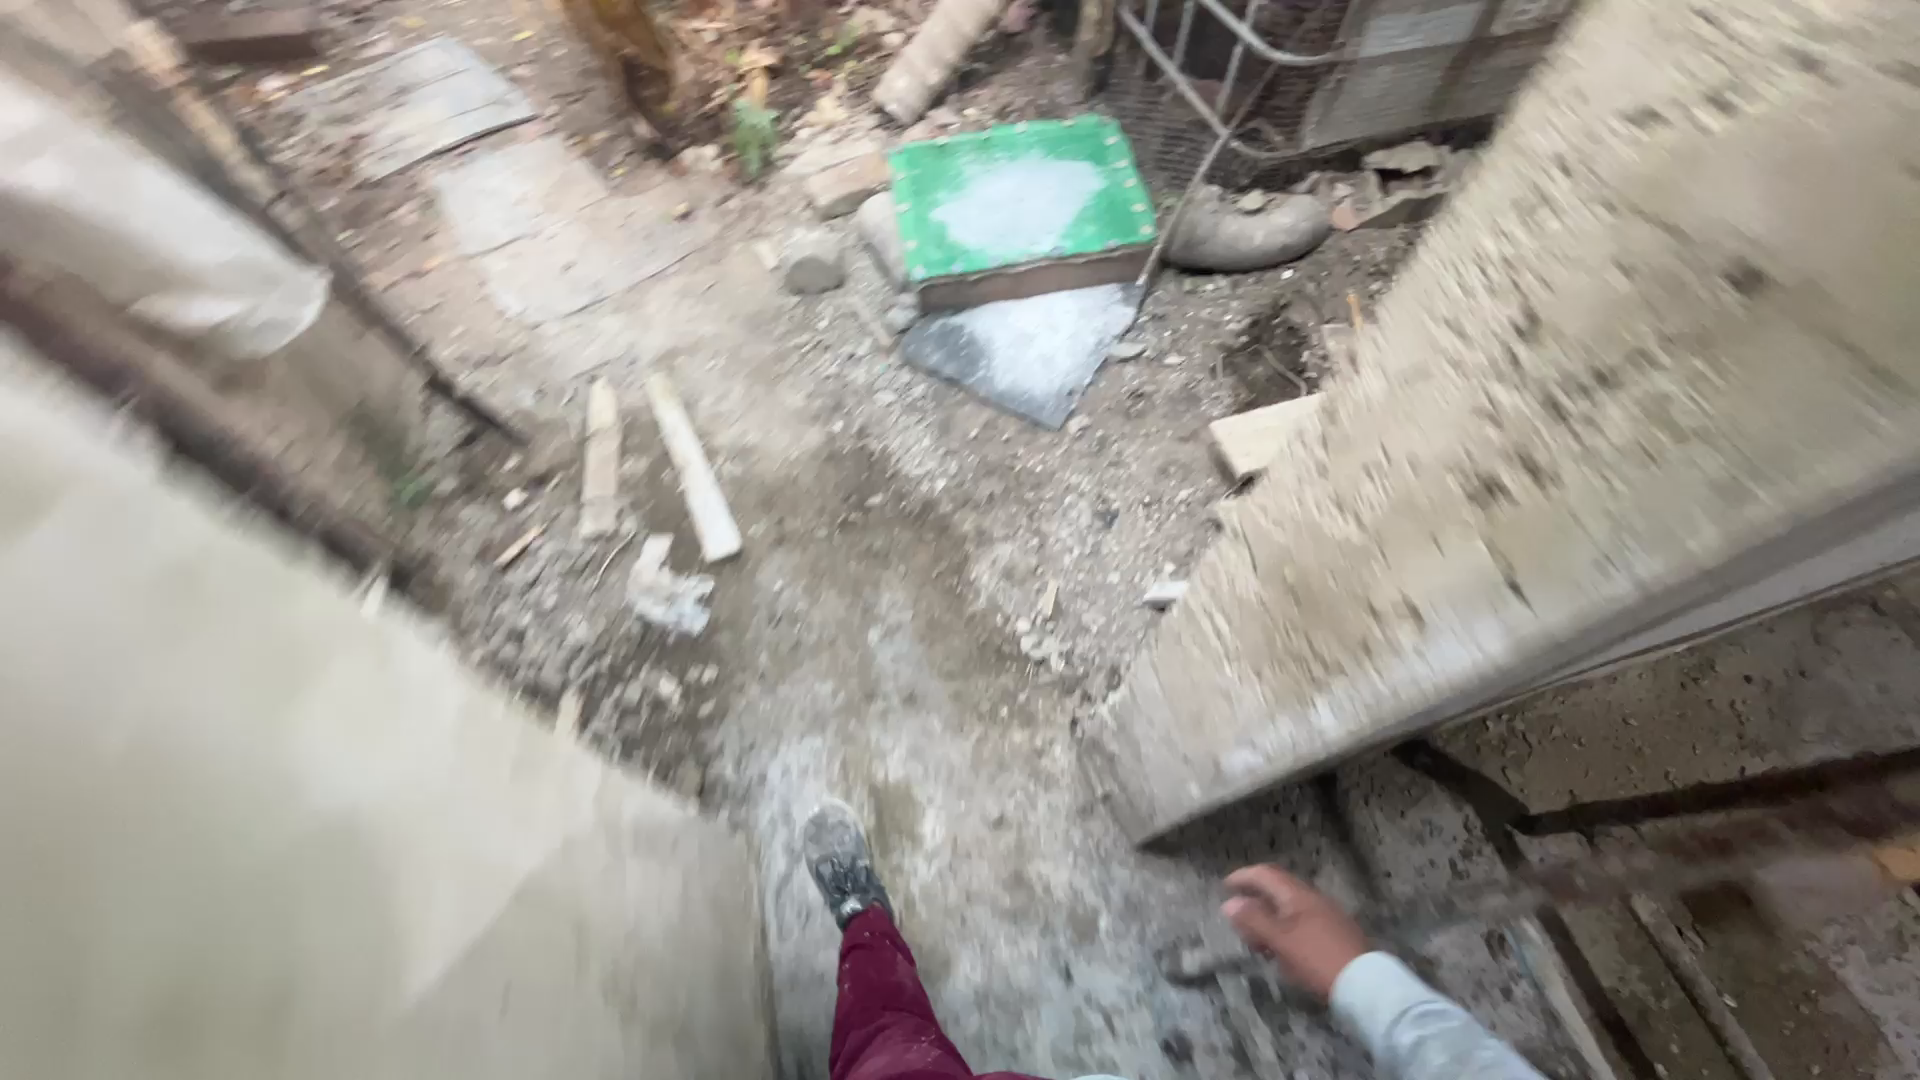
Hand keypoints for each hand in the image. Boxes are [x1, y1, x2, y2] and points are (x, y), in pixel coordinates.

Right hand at [1221, 864, 1370, 1000]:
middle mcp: (1313, 898)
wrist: (1368, 988)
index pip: (1265, 874)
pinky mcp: (1337, 934)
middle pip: (1278, 890)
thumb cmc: (1317, 959)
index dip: (1243, 877)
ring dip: (1270, 919)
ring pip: (1290, 908)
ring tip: (1260, 943)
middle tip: (1240, 921)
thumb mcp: (1280, 941)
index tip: (1225, 885)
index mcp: (1297, 894)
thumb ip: (1253, 920)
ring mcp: (1328, 915)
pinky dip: (1286, 930)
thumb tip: (1229, 903)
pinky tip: (1286, 952)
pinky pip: (1303, 922)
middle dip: (1255, 901)